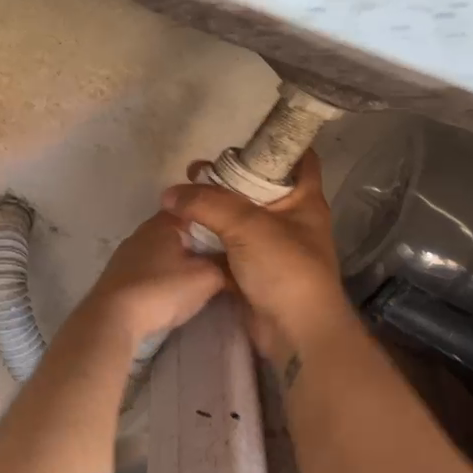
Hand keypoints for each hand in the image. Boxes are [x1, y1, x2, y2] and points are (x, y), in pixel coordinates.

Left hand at [81, 210, 227, 347]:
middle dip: (199, 241)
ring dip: (179, 259)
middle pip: (178, 231)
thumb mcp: (207, 277)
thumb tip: (238, 261)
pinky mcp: (117, 277)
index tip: (234, 229)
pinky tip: (173, 286)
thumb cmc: (162, 290)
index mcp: (162, 223)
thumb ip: (226, 264)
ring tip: (202, 272)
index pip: (194, 208)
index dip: (215, 216)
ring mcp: (125, 255)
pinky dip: (163, 273)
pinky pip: (148, 268)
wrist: (112, 319)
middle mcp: (140, 233)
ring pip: (162, 251)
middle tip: (225, 254)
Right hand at [163, 152, 356, 358]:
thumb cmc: (285, 270)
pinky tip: (182, 235)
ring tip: (179, 202)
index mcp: (303, 201)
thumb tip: (169, 193)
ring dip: (210, 212)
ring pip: (236, 220)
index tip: (236, 142)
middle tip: (192, 174)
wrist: (293, 330)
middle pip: (256, 189)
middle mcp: (289, 220)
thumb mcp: (248, 227)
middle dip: (225, 179)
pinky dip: (205, 241)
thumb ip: (207, 205)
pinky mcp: (250, 271)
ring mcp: (269, 248)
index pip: (296, 159)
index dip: (271, 146)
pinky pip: (224, 248)